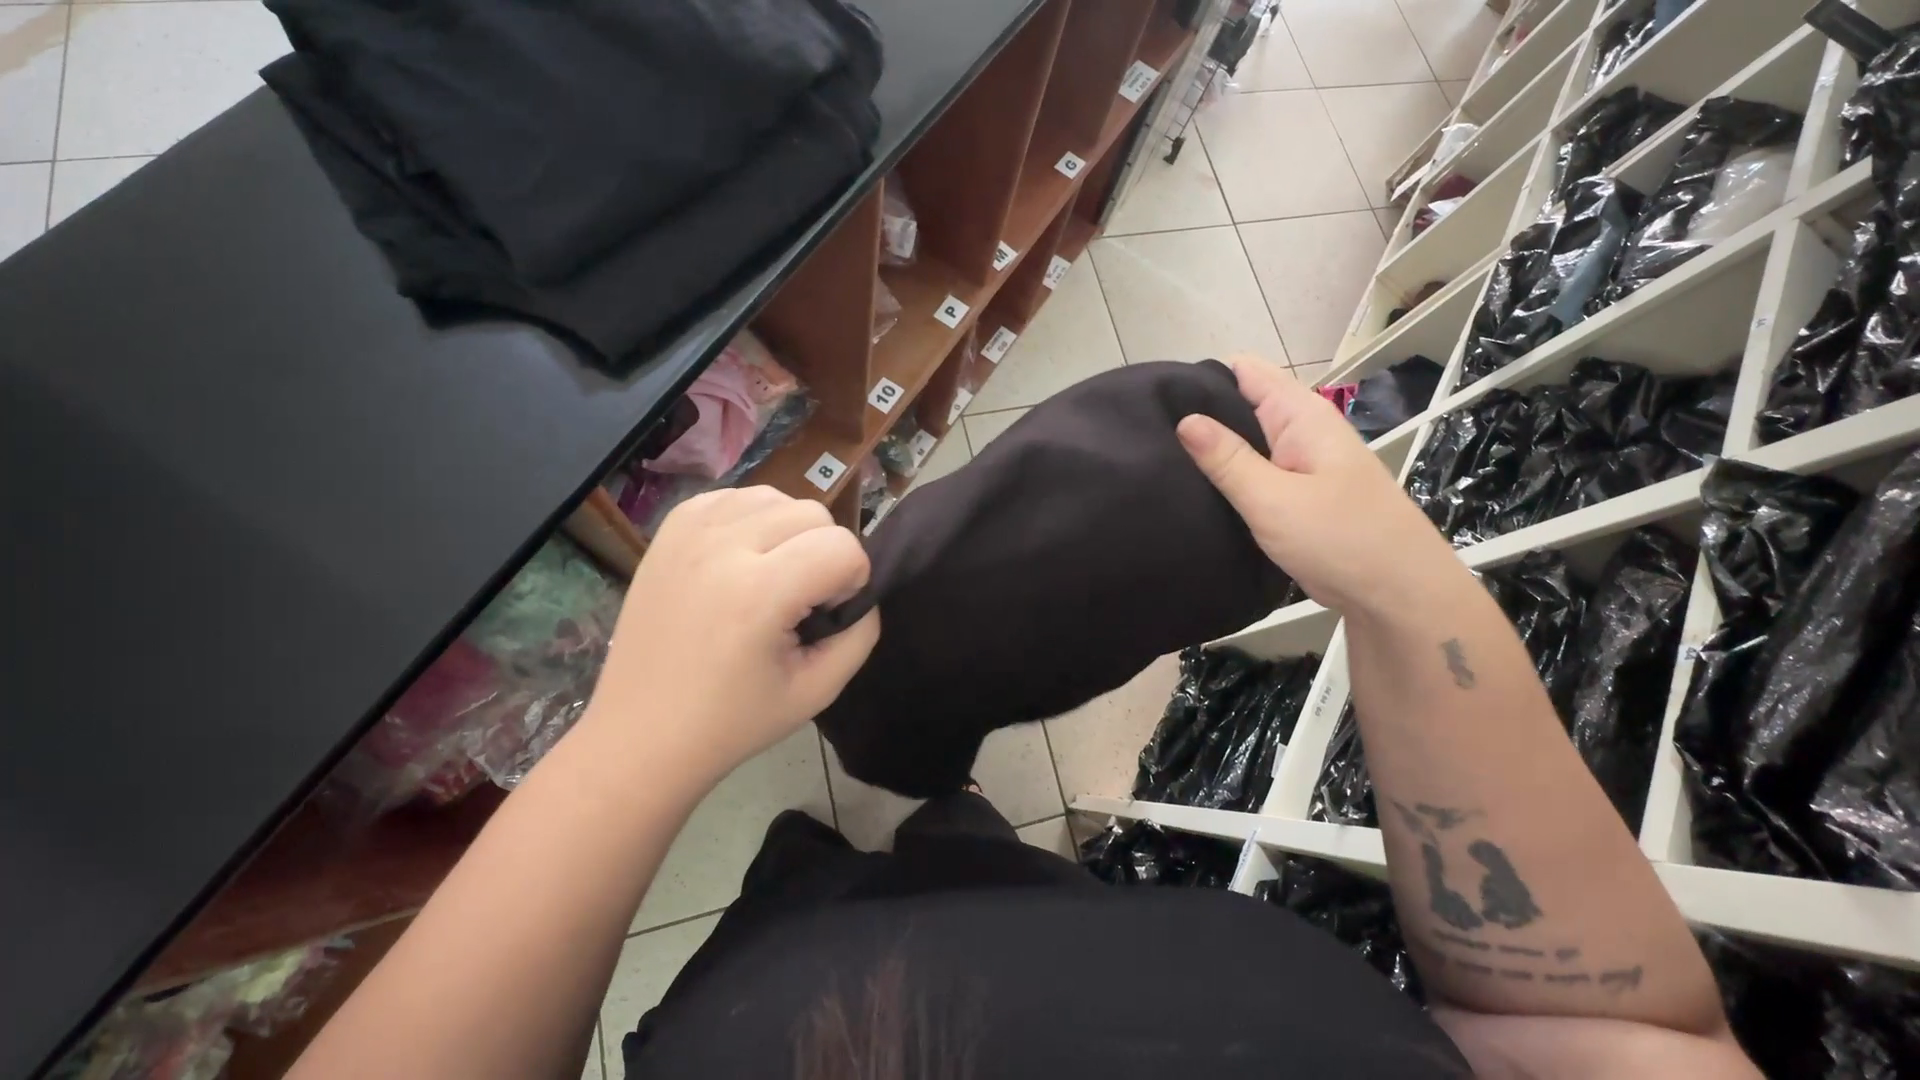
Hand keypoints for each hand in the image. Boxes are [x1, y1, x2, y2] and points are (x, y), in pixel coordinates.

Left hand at [582, 487, 878, 783]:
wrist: (641, 733)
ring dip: (790, 531)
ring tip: (771, 576)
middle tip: (800, 601)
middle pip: (814, 512)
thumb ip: (859, 634)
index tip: (827, 616)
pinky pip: (734, 497)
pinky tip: (741, 560)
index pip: (843, 547)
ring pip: (776, 496)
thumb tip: (860, 593)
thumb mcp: (817, 691)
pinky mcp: (670, 529)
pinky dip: (751, 520)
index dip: (852, 581)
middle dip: (825, 552)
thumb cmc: (732, 721)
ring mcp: (690, 532)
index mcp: (758, 594)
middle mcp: (722, 548)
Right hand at [1177, 353, 1458, 615]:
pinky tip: (1195, 494)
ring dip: (1212, 453)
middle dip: (1199, 418)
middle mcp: (1300, 431)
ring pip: (1246, 445)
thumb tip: (1184, 419)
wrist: (1397, 595)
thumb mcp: (1273, 499)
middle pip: (1241, 406)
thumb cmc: (1341, 540)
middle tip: (1148, 439)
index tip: (1157, 400)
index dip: (1200, 379)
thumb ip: (1227, 459)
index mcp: (1300, 416)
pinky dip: (1229, 481)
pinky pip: (1254, 476)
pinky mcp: (1296, 497)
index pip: (1244, 371)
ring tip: (1161, 464)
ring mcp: (1300, 465)